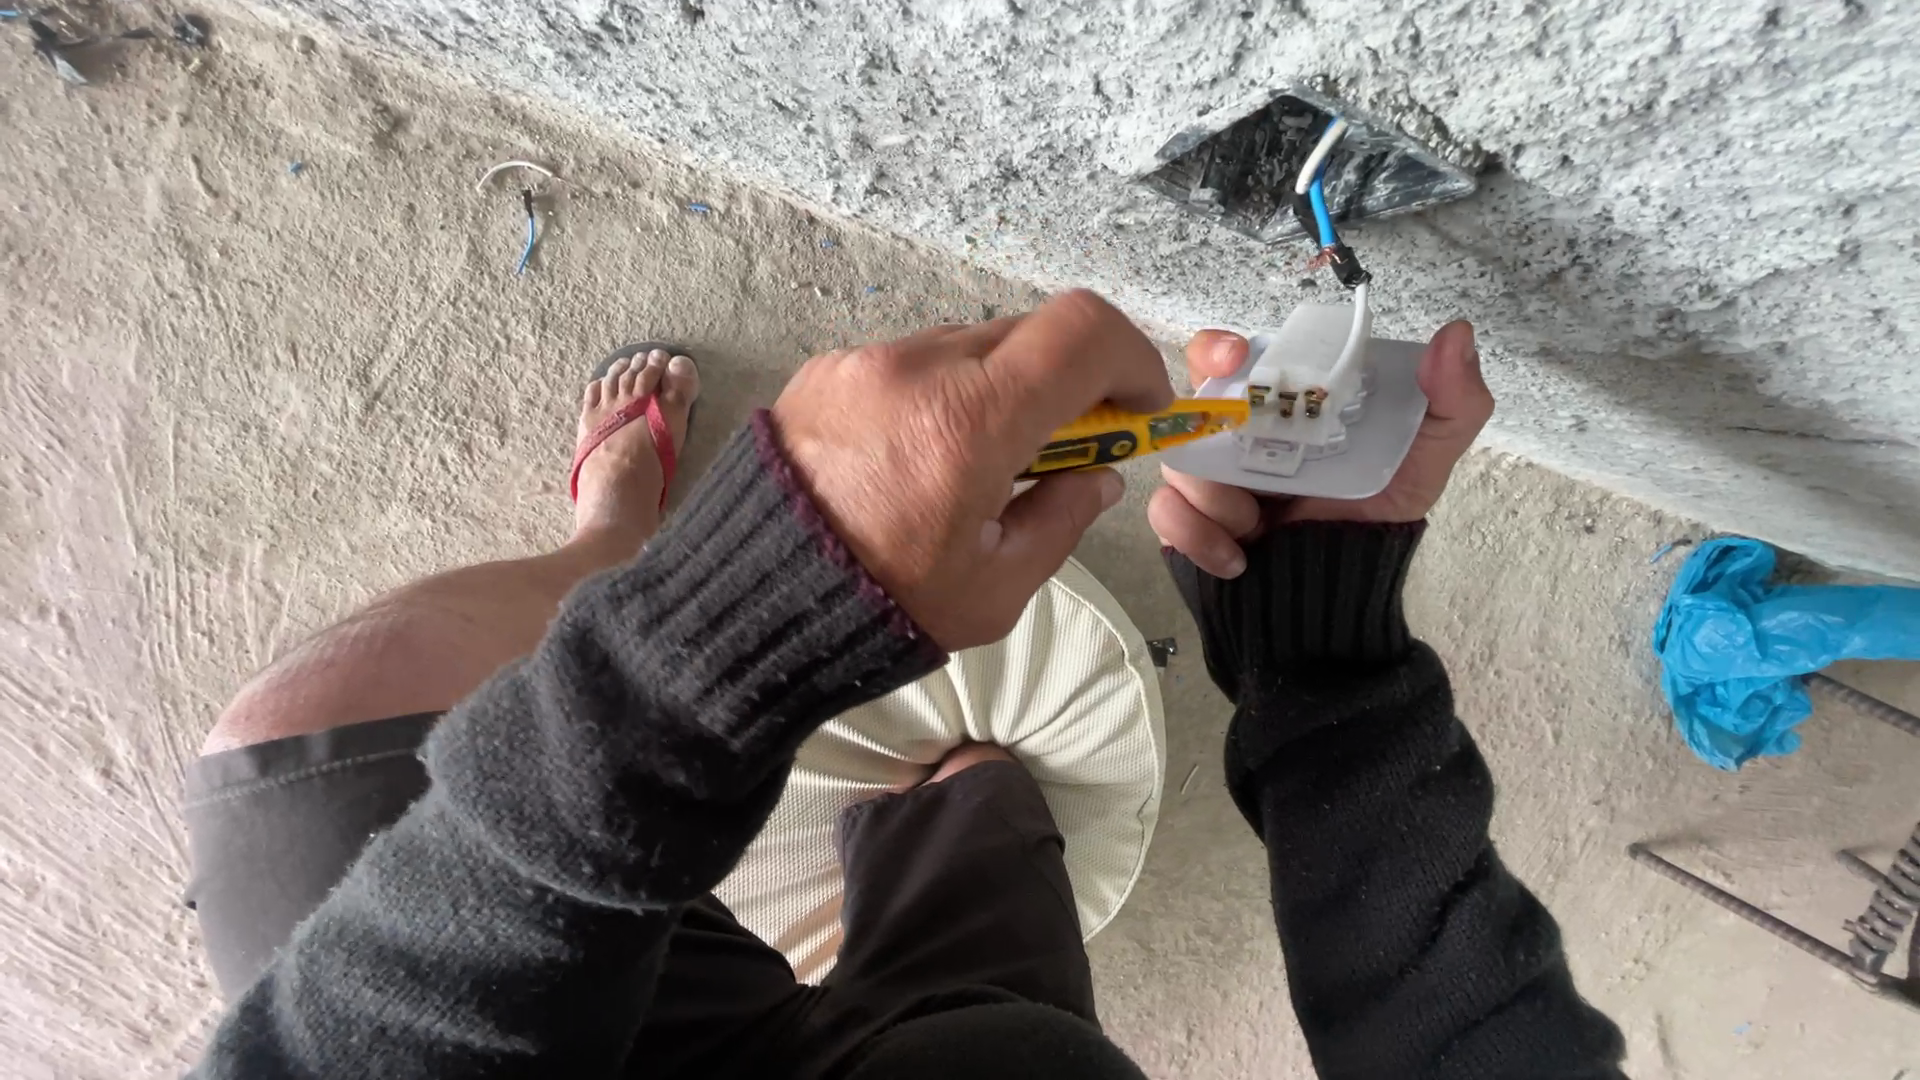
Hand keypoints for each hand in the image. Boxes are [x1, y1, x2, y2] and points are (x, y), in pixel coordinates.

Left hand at [772, 290, 1173, 648]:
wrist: (750, 602)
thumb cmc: (882, 607)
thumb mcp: (996, 589)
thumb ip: (1063, 521)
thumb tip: (1098, 477)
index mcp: (968, 425)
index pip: (1082, 333)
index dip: (1131, 357)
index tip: (1137, 405)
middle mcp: (917, 369)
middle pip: (1030, 336)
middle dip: (1068, 384)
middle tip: (1064, 446)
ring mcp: (865, 361)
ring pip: (970, 345)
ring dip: (1001, 388)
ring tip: (978, 460)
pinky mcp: (828, 367)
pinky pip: (913, 360)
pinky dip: (944, 392)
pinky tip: (920, 453)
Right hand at [1148, 320, 1491, 577]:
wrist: (1333, 599)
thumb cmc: (1371, 521)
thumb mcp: (1423, 462)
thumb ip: (1452, 403)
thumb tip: (1454, 333)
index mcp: (1279, 410)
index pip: (1235, 361)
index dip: (1218, 349)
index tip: (1234, 356)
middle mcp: (1234, 436)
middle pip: (1187, 403)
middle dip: (1189, 413)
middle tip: (1222, 433)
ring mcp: (1204, 479)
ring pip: (1178, 463)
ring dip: (1215, 497)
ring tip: (1254, 527)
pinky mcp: (1183, 521)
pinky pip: (1165, 513)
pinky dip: (1196, 535)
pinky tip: (1236, 559)